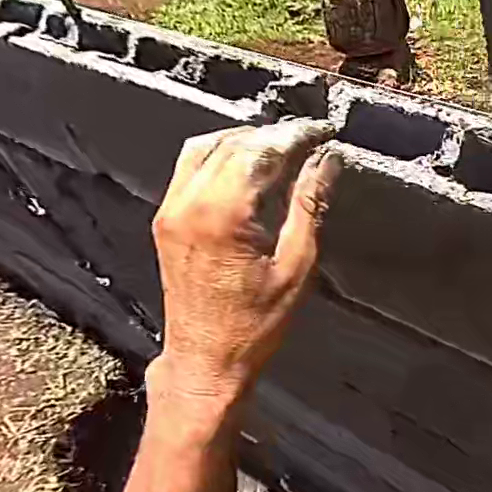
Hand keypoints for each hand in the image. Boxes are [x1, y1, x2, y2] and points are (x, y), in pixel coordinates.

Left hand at [149, 119, 341, 406]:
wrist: (205, 359)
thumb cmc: (253, 325)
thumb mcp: (296, 267)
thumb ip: (310, 207)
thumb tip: (325, 163)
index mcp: (222, 216)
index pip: (262, 151)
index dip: (297, 136)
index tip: (322, 132)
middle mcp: (188, 205)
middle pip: (234, 142)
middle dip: (274, 134)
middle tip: (309, 138)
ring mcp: (171, 210)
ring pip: (206, 146)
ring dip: (245, 139)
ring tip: (282, 146)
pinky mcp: (166, 220)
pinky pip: (189, 167)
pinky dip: (220, 154)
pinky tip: (246, 165)